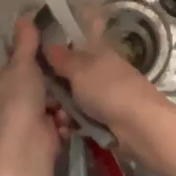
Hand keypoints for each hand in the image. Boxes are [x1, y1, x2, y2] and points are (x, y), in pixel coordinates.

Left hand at [0, 16, 63, 169]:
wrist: (28, 146)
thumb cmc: (21, 101)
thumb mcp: (22, 66)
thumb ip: (25, 43)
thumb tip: (23, 16)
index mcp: (9, 78)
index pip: (25, 57)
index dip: (41, 47)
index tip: (63, 36)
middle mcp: (21, 95)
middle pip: (45, 76)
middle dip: (59, 74)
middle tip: (77, 62)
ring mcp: (36, 112)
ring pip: (59, 95)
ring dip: (65, 97)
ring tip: (71, 95)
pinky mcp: (50, 128)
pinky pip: (65, 114)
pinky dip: (67, 116)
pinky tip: (67, 118)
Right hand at [42, 5, 167, 134]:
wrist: (139, 123)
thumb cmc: (107, 90)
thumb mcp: (80, 69)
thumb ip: (62, 58)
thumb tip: (48, 45)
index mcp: (99, 54)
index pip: (73, 52)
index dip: (55, 60)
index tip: (36, 71)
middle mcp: (102, 73)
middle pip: (71, 80)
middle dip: (55, 93)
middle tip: (47, 102)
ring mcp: (105, 97)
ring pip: (74, 102)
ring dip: (63, 112)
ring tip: (60, 120)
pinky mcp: (106, 119)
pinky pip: (82, 120)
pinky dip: (74, 125)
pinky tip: (67, 131)